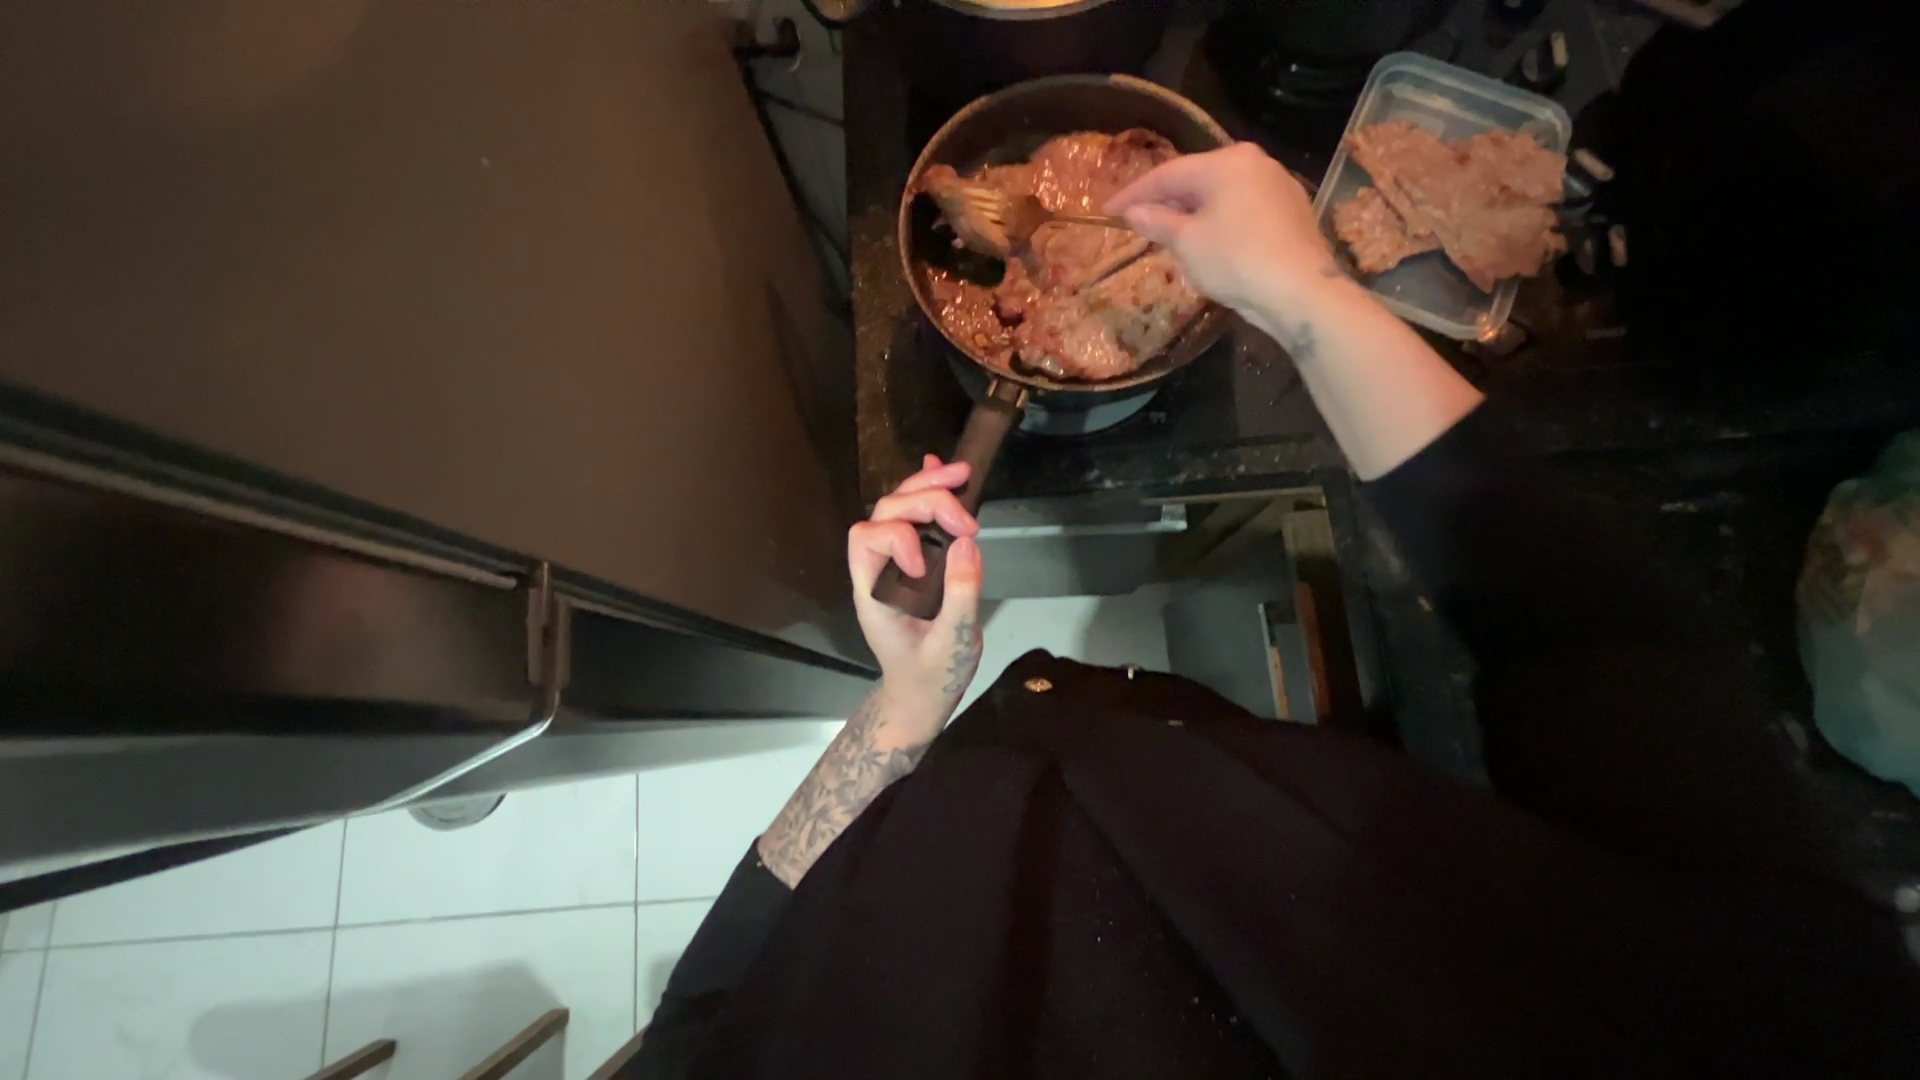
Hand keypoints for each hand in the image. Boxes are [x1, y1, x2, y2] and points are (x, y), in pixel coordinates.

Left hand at [847, 455, 986, 735]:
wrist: (921, 695)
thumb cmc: (932, 677)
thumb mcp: (953, 645)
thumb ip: (960, 596)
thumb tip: (967, 543)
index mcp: (873, 594)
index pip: (870, 540)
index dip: (901, 538)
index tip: (929, 564)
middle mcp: (877, 571)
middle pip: (885, 514)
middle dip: (924, 501)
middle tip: (967, 517)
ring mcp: (892, 564)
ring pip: (897, 509)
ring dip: (927, 487)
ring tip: (962, 473)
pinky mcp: (912, 563)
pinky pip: (911, 519)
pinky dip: (924, 492)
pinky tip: (938, 469)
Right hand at [1105, 142, 1340, 314]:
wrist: (1298, 290)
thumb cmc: (1235, 260)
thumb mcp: (1186, 243)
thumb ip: (1156, 222)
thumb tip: (1133, 212)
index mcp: (1226, 162)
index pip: (1168, 173)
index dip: (1134, 193)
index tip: (1108, 210)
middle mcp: (1254, 163)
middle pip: (1196, 180)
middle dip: (1164, 202)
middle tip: (1136, 221)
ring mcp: (1276, 185)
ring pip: (1219, 195)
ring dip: (1189, 214)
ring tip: (1166, 235)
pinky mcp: (1288, 211)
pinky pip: (1240, 210)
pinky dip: (1216, 222)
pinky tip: (1204, 244)